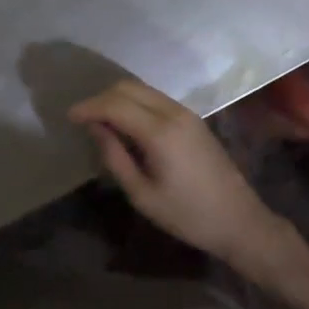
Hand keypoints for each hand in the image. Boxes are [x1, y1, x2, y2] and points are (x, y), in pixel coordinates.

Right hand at [68, 78, 283, 265]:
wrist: (240, 221)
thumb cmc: (188, 216)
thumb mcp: (143, 196)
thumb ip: (115, 158)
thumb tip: (96, 128)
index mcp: (160, 132)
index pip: (115, 104)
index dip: (89, 107)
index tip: (69, 116)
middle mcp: (173, 112)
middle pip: (128, 87)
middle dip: (101, 98)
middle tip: (83, 118)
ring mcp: (185, 112)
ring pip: (142, 88)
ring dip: (117, 97)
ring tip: (100, 119)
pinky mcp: (192, 117)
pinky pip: (155, 97)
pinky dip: (134, 101)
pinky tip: (125, 121)